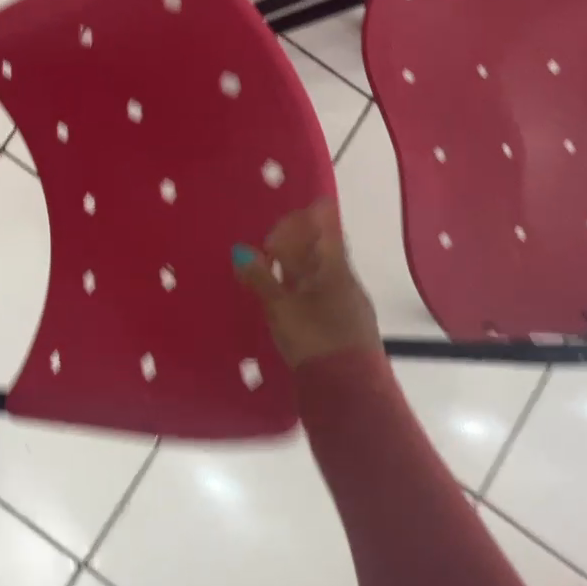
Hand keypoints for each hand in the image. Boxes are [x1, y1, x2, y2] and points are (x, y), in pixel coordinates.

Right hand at [234, 199, 381, 368]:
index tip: (316, 201)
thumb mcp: (281, 307)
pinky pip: (315, 292)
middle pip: (322, 255)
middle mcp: (342, 285)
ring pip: (318, 275)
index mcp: (334, 275)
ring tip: (277, 254)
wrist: (345, 384)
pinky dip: (299, 283)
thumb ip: (261, 279)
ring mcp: (342, 305)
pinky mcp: (337, 324)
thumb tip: (242, 252)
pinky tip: (287, 287)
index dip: (319, 220)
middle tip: (282, 228)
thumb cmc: (314, 337)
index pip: (327, 238)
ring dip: (299, 262)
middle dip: (303, 239)